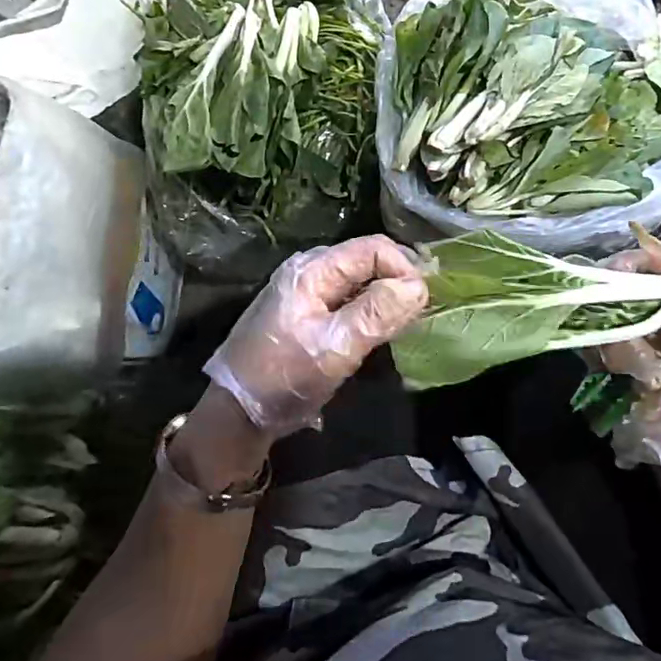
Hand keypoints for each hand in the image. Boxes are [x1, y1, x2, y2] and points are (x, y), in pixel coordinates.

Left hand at [204, 235, 428, 436]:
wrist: (236, 413)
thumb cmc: (283, 377)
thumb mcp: (334, 348)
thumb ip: (376, 314)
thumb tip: (419, 285)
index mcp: (312, 270)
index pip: (373, 248)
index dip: (404, 267)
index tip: (424, 300)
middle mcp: (310, 270)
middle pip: (367, 259)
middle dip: (399, 279)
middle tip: (423, 311)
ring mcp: (307, 290)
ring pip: (360, 279)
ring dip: (387, 295)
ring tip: (409, 321)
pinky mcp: (308, 311)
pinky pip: (349, 297)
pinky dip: (371, 308)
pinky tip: (384, 328)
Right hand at [596, 238, 660, 467]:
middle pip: (641, 267)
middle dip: (632, 274)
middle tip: (624, 290)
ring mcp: (636, 327)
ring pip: (610, 296)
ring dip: (616, 316)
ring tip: (636, 354)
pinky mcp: (610, 351)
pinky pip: (594, 332)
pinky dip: (602, 345)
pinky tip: (622, 369)